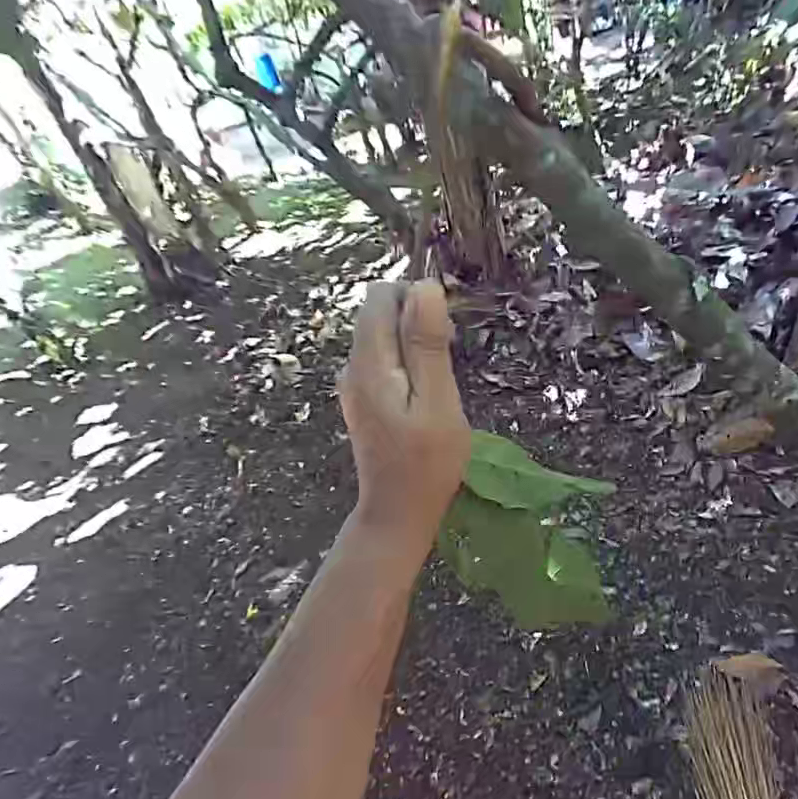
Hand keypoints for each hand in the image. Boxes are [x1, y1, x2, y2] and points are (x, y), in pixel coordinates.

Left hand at [340, 280, 469, 545]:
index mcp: (368, 362)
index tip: (444, 333)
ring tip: (438, 382)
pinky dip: (407, 362)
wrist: (398, 511)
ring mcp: (354, 383)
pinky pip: (384, 359)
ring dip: (414, 343)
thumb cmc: (427, 461)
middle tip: (445, 359)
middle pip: (380, 313)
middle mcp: (352, 365)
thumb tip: (425, 287)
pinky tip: (424, 394)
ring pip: (383, 335)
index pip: (381, 296)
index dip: (416, 299)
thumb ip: (428, 343)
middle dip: (417, 320)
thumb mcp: (437, 400)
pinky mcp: (363, 397)